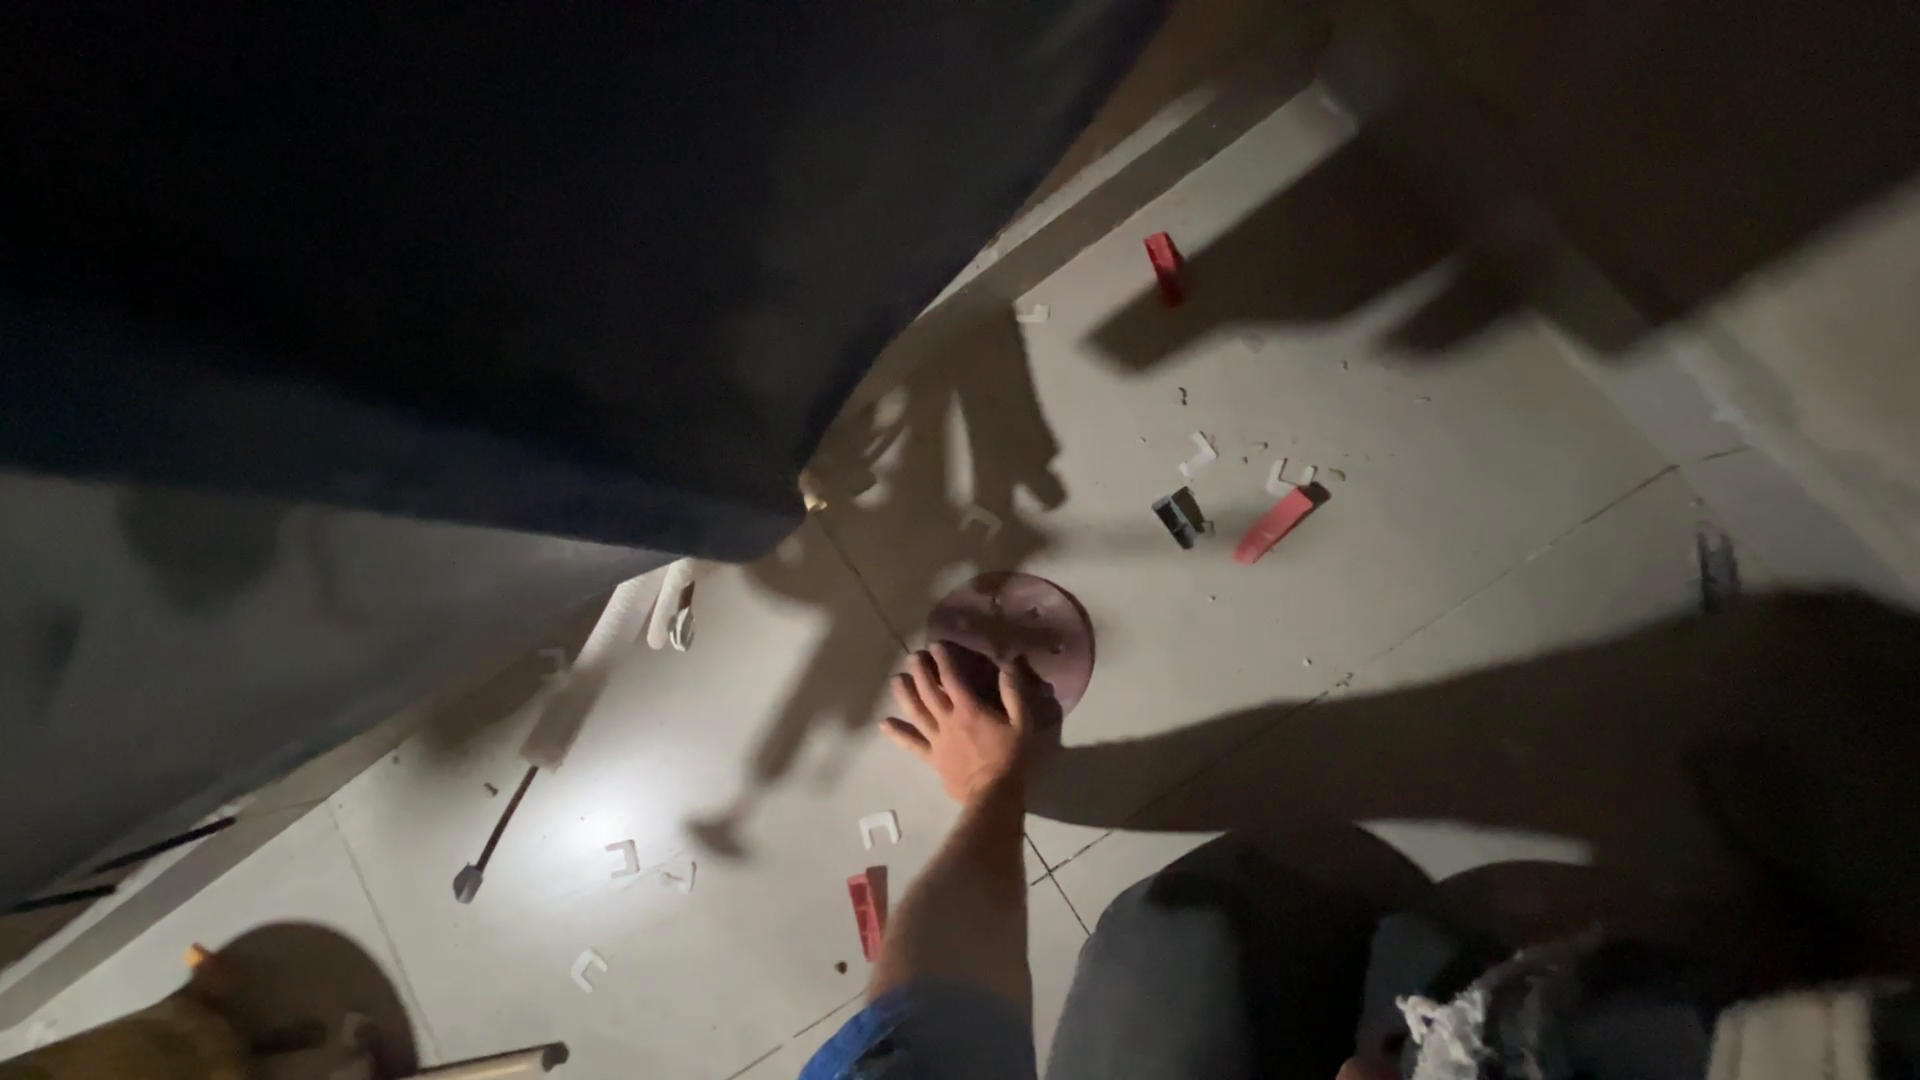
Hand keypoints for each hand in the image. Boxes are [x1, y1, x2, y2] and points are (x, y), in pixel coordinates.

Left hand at [882, 641, 1038, 802]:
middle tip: (912, 657)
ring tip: (896, 680)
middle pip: (929, 691)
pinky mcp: (932, 758)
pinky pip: (912, 744)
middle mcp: (947, 720)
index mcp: (968, 709)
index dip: (943, 659)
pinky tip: (884, 724)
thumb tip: (1008, 665)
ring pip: (916, 712)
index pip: (952, 678)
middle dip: (920, 671)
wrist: (993, 795)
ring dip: (904, 694)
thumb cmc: (1009, 757)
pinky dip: (897, 734)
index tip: (935, 645)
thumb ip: (1013, 693)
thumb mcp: (1021, 722)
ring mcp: (937, 739)